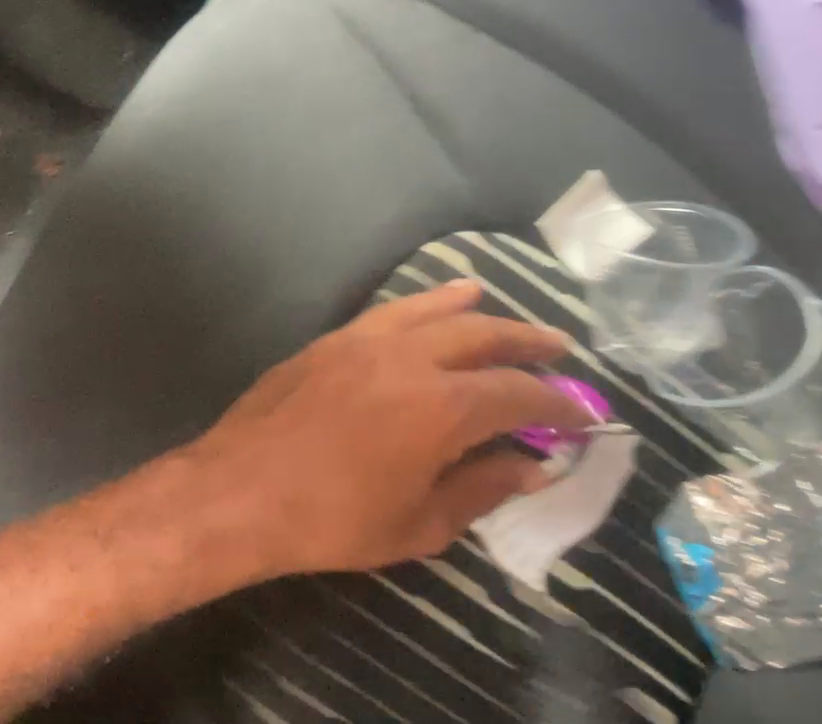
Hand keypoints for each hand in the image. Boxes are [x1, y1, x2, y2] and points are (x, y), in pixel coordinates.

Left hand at [177, 280, 593, 580]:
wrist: (238, 490)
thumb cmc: (332, 519)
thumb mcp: (421, 523)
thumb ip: (482, 488)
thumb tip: (532, 465)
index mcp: (440, 405)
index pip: (517, 393)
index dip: (557, 404)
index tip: (583, 414)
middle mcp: (404, 359)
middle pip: (478, 335)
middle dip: (524, 340)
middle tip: (558, 348)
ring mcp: (357, 344)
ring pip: (424, 311)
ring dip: (466, 308)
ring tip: (490, 299)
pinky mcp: (322, 345)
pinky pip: (381, 316)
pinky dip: (411, 307)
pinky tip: (421, 309)